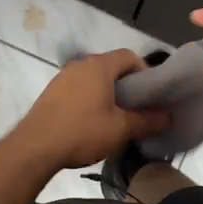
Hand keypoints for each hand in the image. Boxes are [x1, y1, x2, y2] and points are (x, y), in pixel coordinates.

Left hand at [9, 50, 169, 170]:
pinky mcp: (52, 91)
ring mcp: (63, 76)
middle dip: (126, 84)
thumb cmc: (82, 132)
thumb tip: (168, 116)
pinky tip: (91, 122)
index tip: (151, 94)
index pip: (129, 56)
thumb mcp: (120, 129)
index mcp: (99, 66)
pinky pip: (78, 87)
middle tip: (136, 108)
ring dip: (107, 92)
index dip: (144, 71)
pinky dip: (90, 98)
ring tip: (115, 117)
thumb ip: (146, 121)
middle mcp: (80, 64)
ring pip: (93, 77)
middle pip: (111, 66)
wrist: (35, 147)